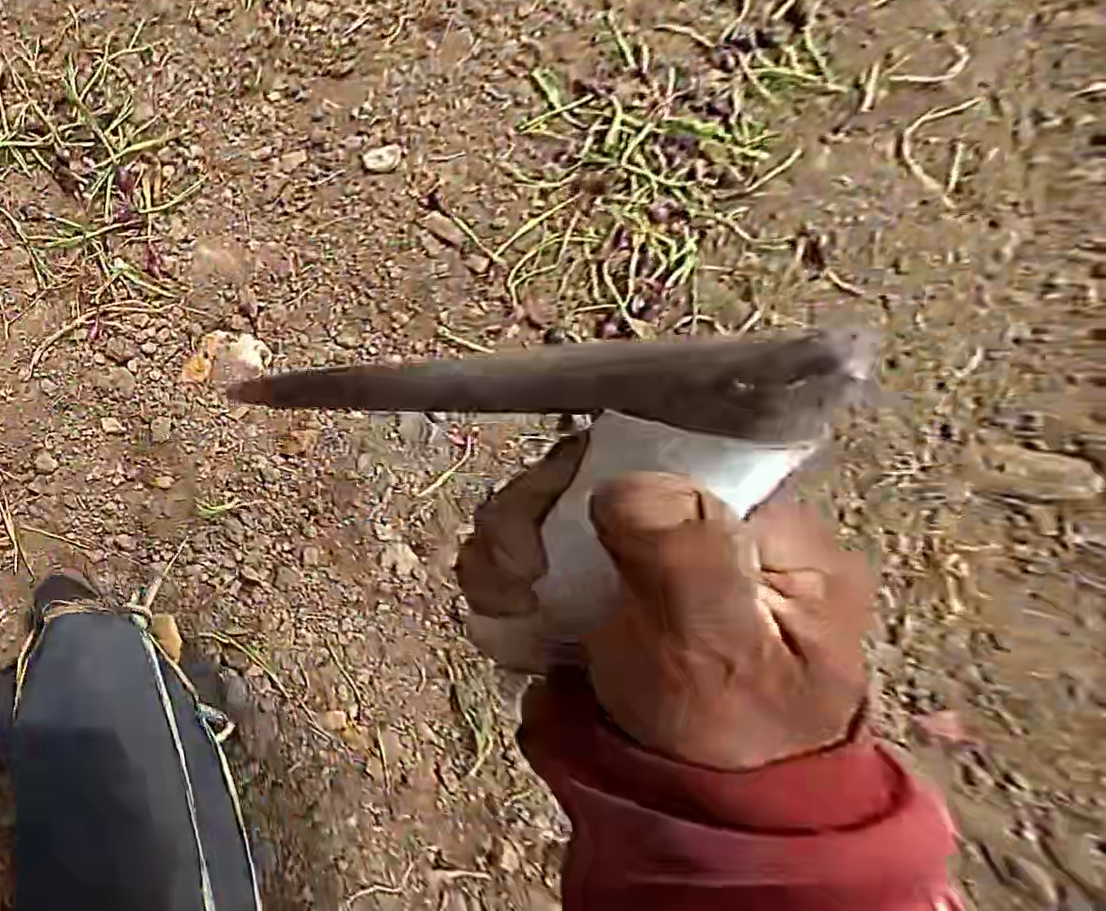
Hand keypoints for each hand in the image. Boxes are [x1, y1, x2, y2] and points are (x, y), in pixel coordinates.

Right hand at [457, 437, 871, 769]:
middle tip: (520, 573)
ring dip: (503, 548)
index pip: (656, 450)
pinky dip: (496, 570)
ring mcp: (628, 545)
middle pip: (577, 474)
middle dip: (528, 519)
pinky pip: (518, 543)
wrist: (683, 800)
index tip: (552, 522)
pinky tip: (504, 606)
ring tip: (510, 601)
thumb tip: (631, 482)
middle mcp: (686, 520)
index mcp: (753, 523)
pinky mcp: (583, 571)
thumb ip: (686, 561)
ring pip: (535, 505)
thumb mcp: (718, 649)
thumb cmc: (722, 727)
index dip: (587, 472)